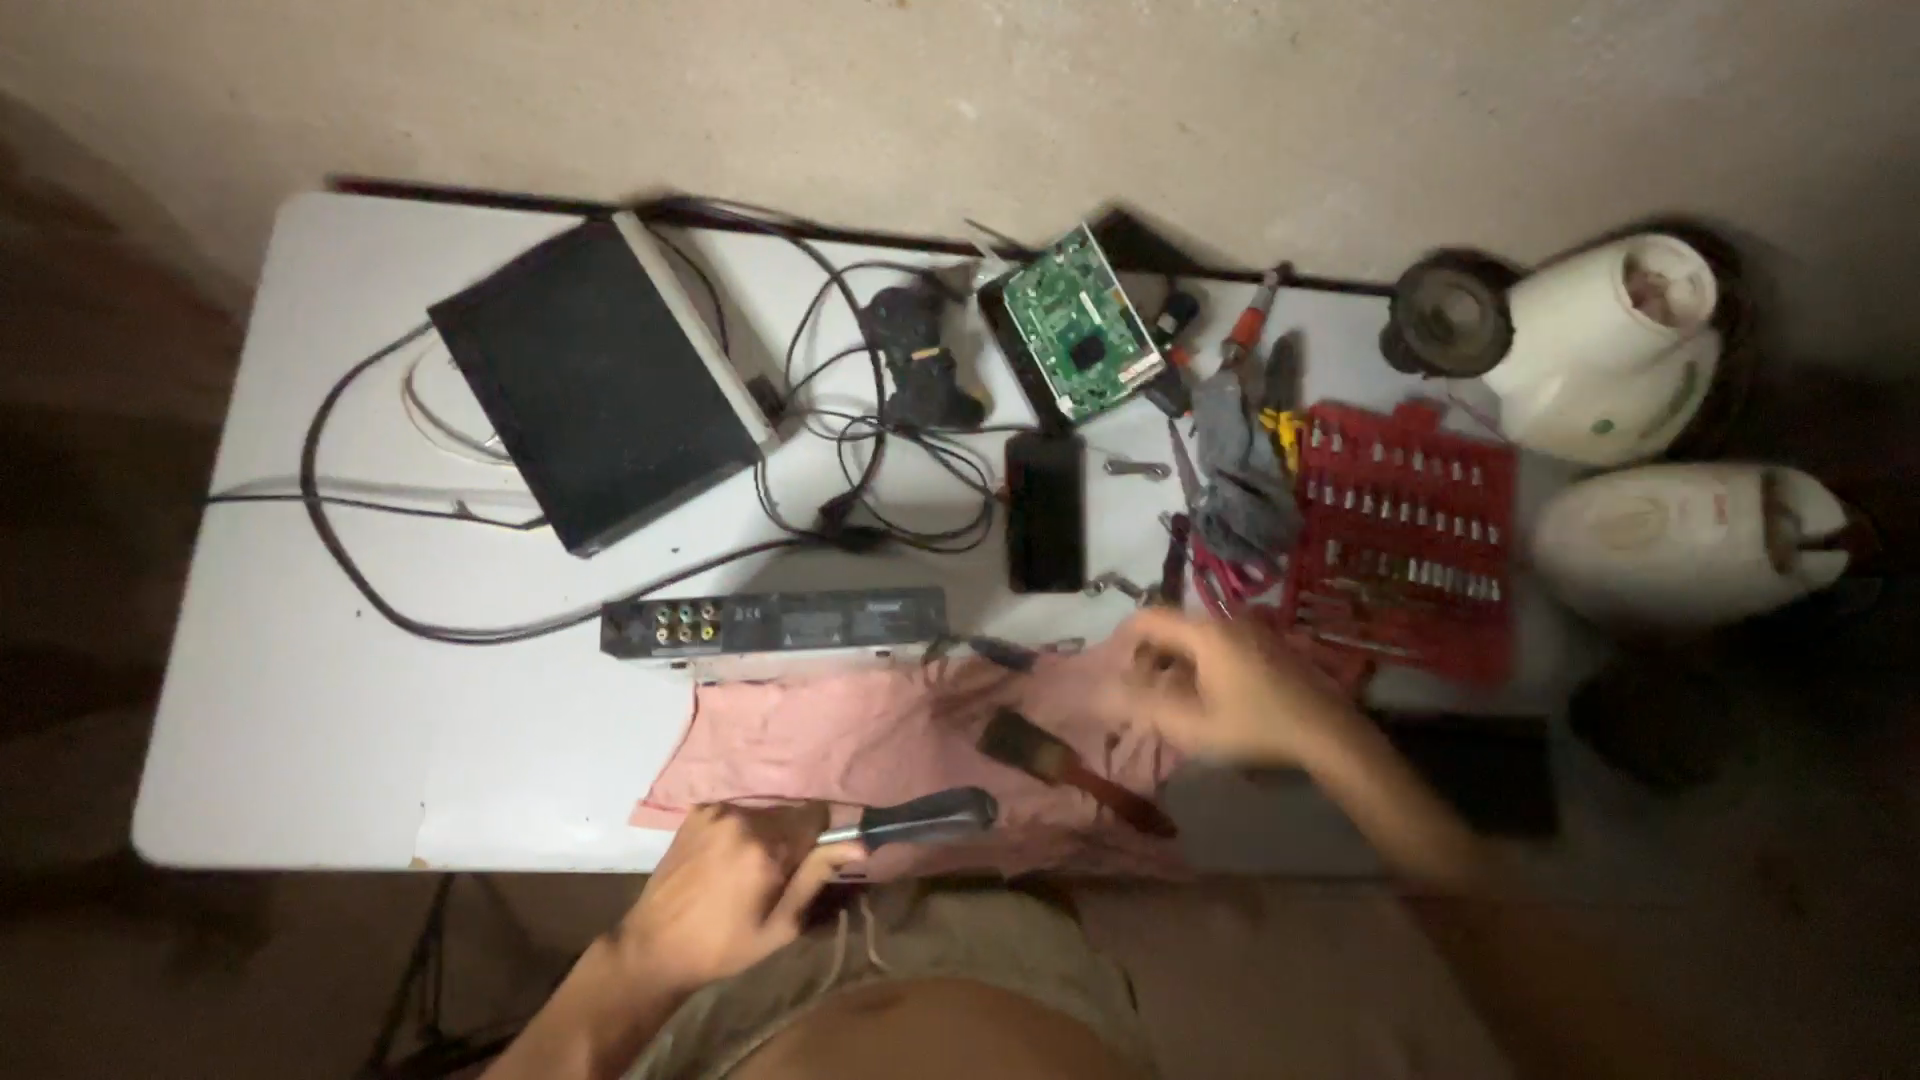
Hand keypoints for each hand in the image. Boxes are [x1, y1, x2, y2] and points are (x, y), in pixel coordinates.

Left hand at [613, 803, 858, 995]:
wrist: (653, 947)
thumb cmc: (723, 946)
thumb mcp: (780, 925)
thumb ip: (818, 876)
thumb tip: (859, 843)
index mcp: (766, 847)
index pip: (818, 816)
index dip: (820, 840)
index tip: (809, 864)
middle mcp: (743, 819)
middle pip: (790, 813)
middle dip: (792, 839)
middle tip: (775, 876)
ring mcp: (717, 812)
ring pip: (764, 812)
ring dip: (766, 833)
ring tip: (746, 870)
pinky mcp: (697, 812)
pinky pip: (737, 812)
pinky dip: (740, 830)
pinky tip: (723, 860)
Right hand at [1110, 608, 1363, 765]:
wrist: (1329, 734)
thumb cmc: (1256, 728)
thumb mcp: (1194, 725)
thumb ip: (1146, 705)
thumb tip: (1110, 691)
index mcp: (1205, 632)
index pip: (1149, 617)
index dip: (1123, 639)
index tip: (1114, 668)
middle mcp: (1227, 620)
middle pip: (1173, 625)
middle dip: (1150, 655)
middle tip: (1143, 690)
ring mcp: (1252, 629)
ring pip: (1197, 635)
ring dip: (1176, 660)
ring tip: (1173, 697)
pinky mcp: (1269, 643)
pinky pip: (1221, 642)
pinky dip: (1202, 661)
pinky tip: (1208, 694)